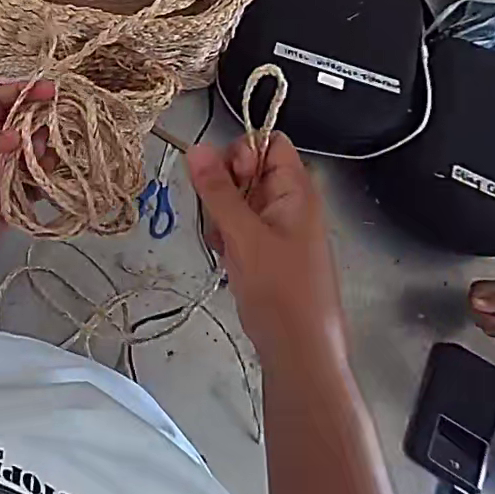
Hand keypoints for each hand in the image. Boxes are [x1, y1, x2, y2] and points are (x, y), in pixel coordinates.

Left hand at [0, 82, 52, 315]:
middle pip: (18, 126)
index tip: (49, 89)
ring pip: (30, 154)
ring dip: (45, 149)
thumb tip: (16, 135)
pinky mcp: (10, 206)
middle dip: (39, 118)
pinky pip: (34, 186)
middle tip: (61, 122)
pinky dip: (47, 179)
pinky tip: (55, 178)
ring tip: (52, 154)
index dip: (20, 92)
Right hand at [185, 135, 334, 342]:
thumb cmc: (279, 289)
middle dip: (223, 187)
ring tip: (223, 242)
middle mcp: (288, 201)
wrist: (298, 350)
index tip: (223, 177)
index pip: (269, 142)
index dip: (241, 150)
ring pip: (236, 196)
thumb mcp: (243, 235)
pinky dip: (224, 233)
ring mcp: (276, 225)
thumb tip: (196, 146)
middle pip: (247, 168)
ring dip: (220, 214)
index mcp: (296, 190)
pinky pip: (236, 222)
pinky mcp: (264, 246)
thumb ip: (217, 190)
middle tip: (218, 215)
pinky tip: (224, 254)